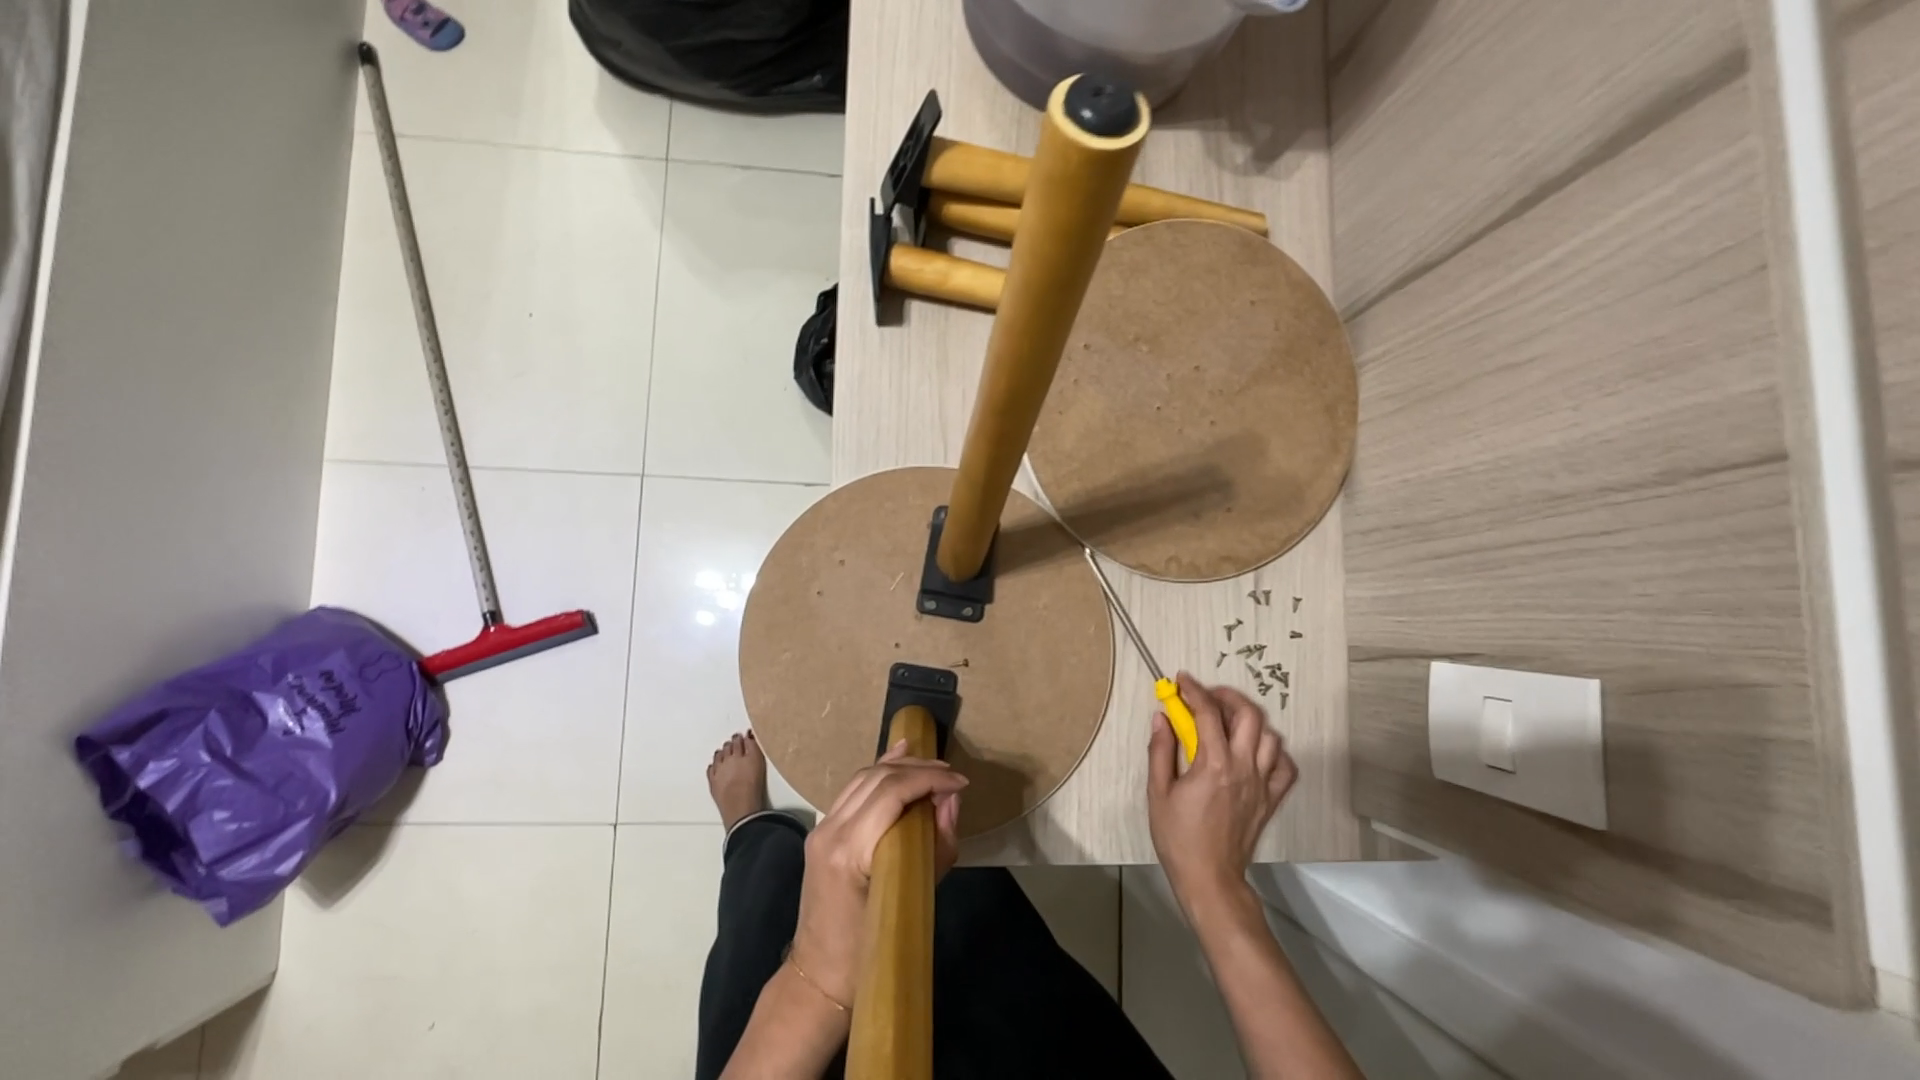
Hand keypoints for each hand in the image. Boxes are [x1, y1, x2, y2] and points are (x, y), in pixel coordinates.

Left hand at [790, 740, 965, 1005]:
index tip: (961, 782)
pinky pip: (853, 790)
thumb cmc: (870, 949)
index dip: (929, 779)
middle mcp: (830, 830)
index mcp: (849, 850)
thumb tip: (951, 801)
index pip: (892, 792)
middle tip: (951, 773)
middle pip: (876, 778)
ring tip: (933, 765)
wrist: (820, 974)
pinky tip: (899, 763)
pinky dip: (880, 775)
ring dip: (899, 766)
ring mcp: (821, 828)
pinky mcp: (821, 831)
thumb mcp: (914, 898)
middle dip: (917, 768)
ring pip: (862, 778)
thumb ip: (937, 845)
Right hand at [1147, 674, 1296, 914]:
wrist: (1209, 877)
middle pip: (1249, 715)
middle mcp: (1244, 768)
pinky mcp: (1271, 799)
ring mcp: (1262, 783)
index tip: (1181, 682)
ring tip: (1229, 721)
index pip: (1207, 713)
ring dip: (1250, 721)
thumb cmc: (1178, 837)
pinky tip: (1255, 751)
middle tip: (1208, 696)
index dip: (1194, 690)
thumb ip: (1161, 750)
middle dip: (1228, 696)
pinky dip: (1273, 752)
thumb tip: (1162, 717)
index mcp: (1214, 764)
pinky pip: (1285, 766)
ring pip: (1270, 736)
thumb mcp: (1158, 792)